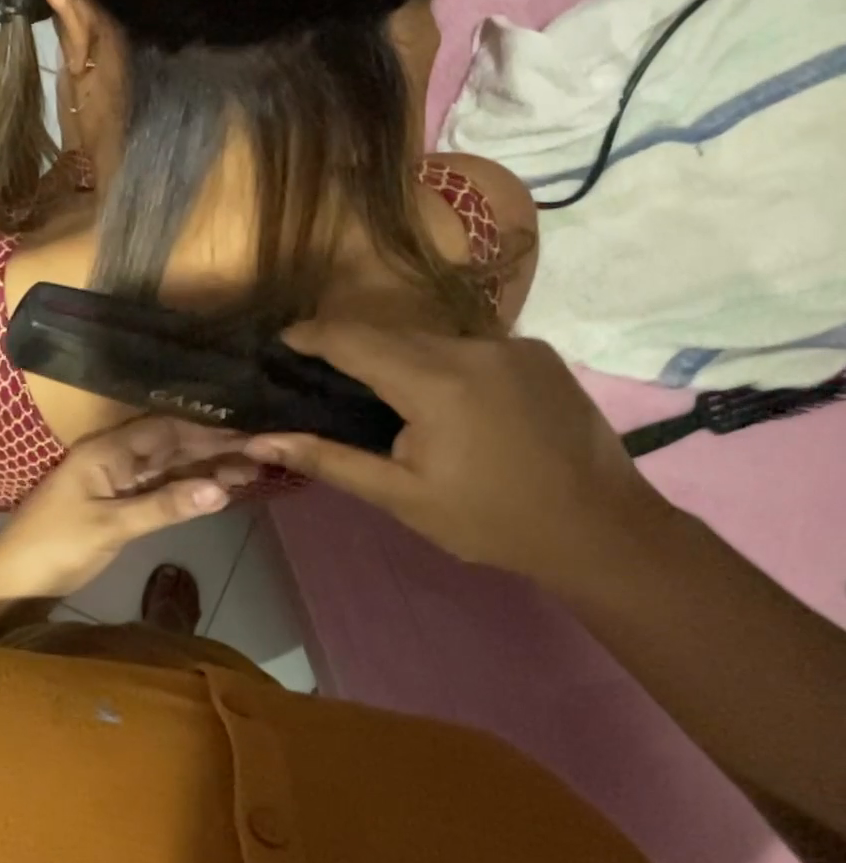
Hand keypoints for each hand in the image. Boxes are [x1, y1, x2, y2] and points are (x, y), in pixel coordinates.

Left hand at [0, 418, 244, 598]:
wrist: (15, 580)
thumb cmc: (55, 547)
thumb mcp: (111, 526)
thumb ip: (165, 506)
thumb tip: (222, 488)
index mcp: (104, 451)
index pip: (165, 428)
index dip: (209, 430)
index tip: (253, 431)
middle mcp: (110, 458)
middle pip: (169, 445)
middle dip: (213, 448)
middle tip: (264, 453)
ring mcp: (112, 481)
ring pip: (165, 467)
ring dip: (203, 469)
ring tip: (252, 471)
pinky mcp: (113, 504)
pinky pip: (156, 488)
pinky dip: (184, 489)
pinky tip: (216, 490)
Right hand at [244, 322, 675, 581]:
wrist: (604, 530)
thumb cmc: (490, 519)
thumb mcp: (398, 495)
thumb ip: (326, 459)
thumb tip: (258, 441)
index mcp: (435, 383)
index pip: (354, 340)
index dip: (311, 335)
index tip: (278, 341)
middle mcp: (474, 349)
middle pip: (390, 333)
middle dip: (347, 346)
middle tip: (314, 370)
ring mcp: (513, 347)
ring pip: (429, 338)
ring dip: (392, 355)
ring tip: (369, 387)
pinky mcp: (538, 355)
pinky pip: (467, 347)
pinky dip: (435, 361)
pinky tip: (433, 396)